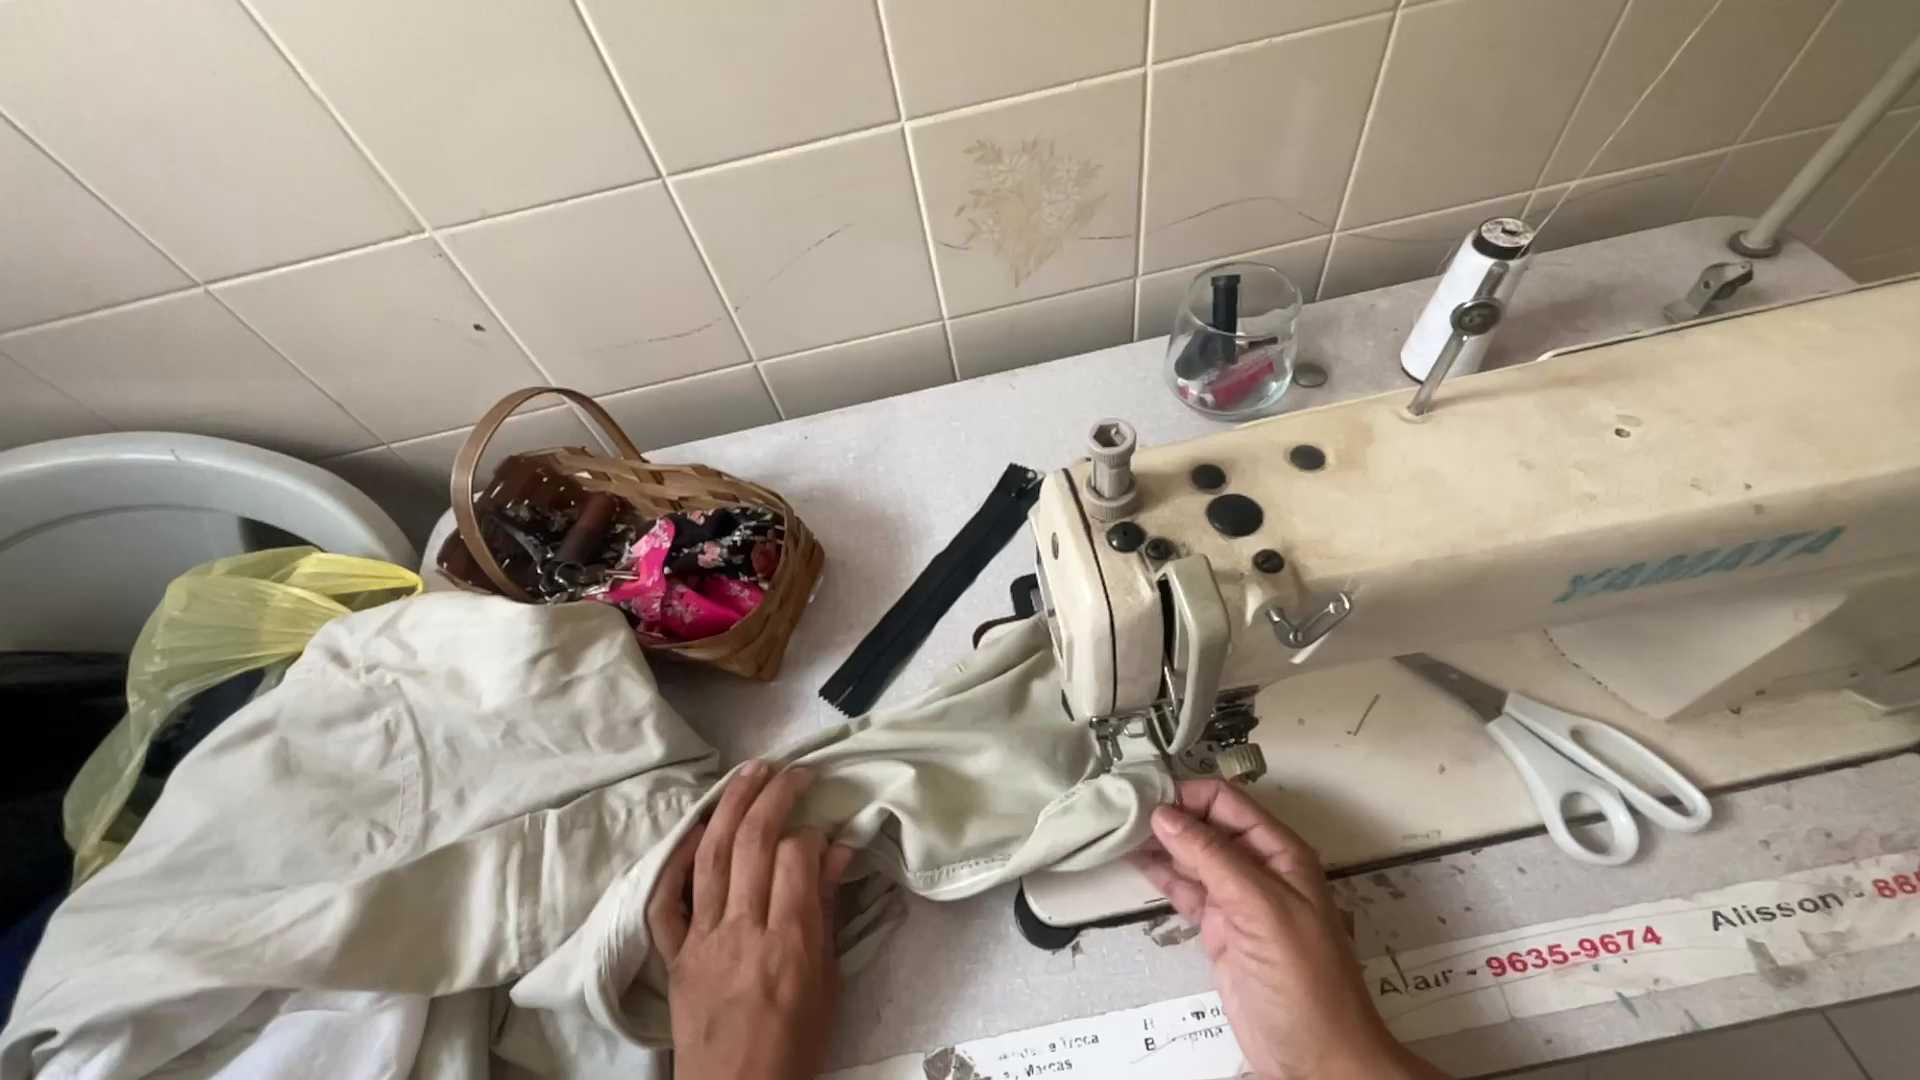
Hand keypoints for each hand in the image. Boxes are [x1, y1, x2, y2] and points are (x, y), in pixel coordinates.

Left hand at [648, 760, 854, 1079]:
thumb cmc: (795, 1044)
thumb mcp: (827, 983)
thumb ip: (826, 912)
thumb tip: (837, 851)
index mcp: (787, 943)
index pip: (795, 857)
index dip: (811, 832)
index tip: (822, 830)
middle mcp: (741, 931)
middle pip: (752, 842)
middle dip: (774, 795)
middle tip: (793, 771)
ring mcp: (701, 941)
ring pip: (710, 855)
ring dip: (731, 804)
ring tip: (751, 771)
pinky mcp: (674, 956)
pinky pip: (666, 900)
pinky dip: (675, 859)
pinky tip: (694, 827)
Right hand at [1130, 780, 1445, 1079]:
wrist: (1318, 1060)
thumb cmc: (1308, 984)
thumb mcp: (1262, 908)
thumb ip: (1213, 858)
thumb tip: (1165, 815)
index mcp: (1278, 852)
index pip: (1225, 802)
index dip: (1187, 795)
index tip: (1146, 797)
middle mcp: (1256, 868)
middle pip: (1204, 824)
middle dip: (1167, 815)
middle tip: (1122, 811)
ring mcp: (1236, 899)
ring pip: (1190, 855)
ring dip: (1158, 842)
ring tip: (1119, 830)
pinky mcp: (1218, 927)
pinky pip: (1184, 888)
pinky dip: (1160, 873)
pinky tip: (1136, 860)